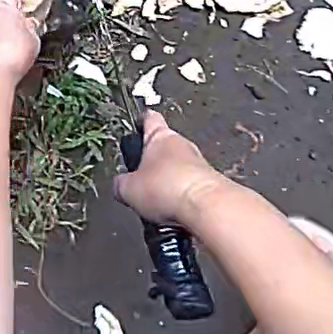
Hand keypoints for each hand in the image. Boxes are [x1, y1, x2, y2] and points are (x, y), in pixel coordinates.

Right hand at [114, 111, 231, 225]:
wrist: (207, 208)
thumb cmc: (169, 189)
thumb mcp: (128, 189)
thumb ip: (121, 185)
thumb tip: (120, 187)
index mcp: (160, 137)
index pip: (149, 119)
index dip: (142, 121)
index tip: (138, 122)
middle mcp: (182, 145)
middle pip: (165, 147)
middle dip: (154, 163)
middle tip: (141, 180)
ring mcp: (200, 164)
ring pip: (180, 169)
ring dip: (170, 183)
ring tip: (158, 204)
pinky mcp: (212, 185)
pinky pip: (192, 189)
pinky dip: (184, 199)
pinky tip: (175, 214)